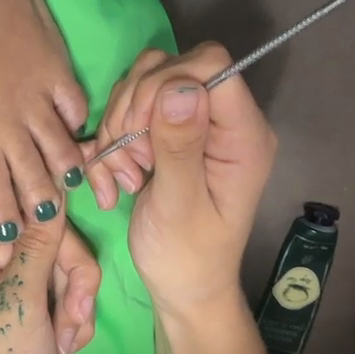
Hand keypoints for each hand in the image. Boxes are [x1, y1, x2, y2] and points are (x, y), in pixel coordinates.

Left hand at [0, 199, 100, 353]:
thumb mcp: (21, 301)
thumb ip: (40, 244)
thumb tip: (52, 189)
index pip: (23, 208)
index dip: (53, 226)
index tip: (66, 257)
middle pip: (52, 237)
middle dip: (71, 276)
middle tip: (69, 316)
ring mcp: (17, 288)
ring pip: (68, 267)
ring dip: (77, 303)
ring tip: (66, 341)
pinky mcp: (38, 312)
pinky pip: (71, 294)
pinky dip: (76, 319)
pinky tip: (66, 348)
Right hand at [85, 44, 276, 315]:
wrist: (181, 288)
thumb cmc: (187, 258)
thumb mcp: (180, 207)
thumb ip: (180, 146)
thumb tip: (178, 87)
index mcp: (242, 135)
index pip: (210, 65)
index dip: (165, 84)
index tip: (140, 130)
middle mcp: (222, 120)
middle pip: (168, 67)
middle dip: (134, 109)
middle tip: (132, 160)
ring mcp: (193, 124)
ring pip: (142, 84)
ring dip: (119, 127)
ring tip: (125, 174)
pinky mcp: (167, 133)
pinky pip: (128, 110)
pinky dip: (111, 141)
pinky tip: (115, 180)